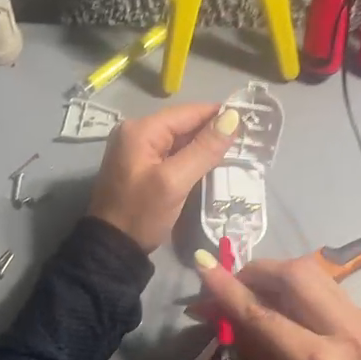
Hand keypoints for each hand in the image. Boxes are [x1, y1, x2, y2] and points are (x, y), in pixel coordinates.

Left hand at [87, 103, 239, 252]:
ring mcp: (135, 148)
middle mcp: (135, 131)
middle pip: (183, 123)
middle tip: (245, 139)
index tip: (249, 121)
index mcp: (141, 129)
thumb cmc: (141, 214)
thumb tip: (232, 118)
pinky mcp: (138, 164)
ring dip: (202, 144)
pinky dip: (189, 156)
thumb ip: (204, 149)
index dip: (219, 114)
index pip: (188, 112)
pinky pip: (170, 152)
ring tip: (233, 150)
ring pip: (178, 138)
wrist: (111, 247)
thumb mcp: (174, 182)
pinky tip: (207, 163)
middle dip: (212, 130)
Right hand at [194, 255, 360, 359]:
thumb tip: (213, 304)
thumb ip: (244, 338)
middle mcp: (341, 330)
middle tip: (234, 285)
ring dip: (275, 272)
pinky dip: (295, 281)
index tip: (202, 266)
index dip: (228, 289)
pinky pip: (322, 281)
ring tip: (256, 288)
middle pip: (292, 275)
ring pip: (310, 269)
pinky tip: (282, 295)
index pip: (262, 314)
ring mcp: (358, 316)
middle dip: (255, 272)